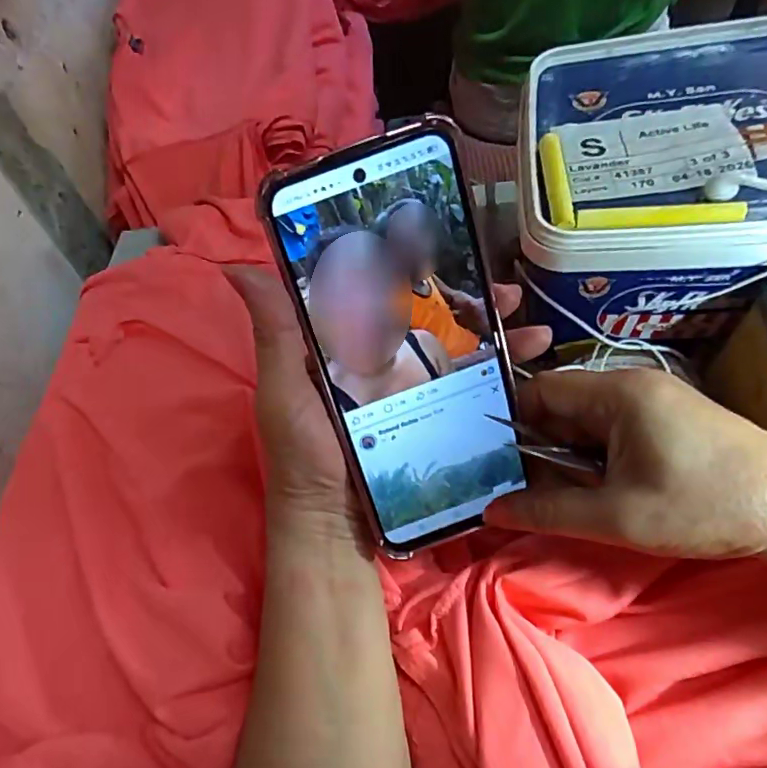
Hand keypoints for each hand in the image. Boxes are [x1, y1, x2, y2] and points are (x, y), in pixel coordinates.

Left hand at [225, 267, 553, 532]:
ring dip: (490, 324)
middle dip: (464, 292)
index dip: (408, 264)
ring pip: (452, 342)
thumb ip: (275, 333)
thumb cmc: (303, 458)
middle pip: (425, 312)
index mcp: (340, 344)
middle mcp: (377, 359)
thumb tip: (238, 268)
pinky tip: (527, 352)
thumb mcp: (284, 392)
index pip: (376, 290)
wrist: (335, 525)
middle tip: (498, 285)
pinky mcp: (430, 415)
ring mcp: (408, 387)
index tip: (441, 242)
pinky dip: (496, 367)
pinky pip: (465, 384)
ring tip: (523, 316)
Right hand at [483, 368, 766, 563]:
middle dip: (533, 448)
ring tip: (545, 497)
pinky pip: (611, 436)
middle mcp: (631, 386)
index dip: (507, 426)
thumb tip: (491, 511)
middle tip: (510, 489)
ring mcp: (653, 404)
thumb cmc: (706, 506)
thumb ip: (547, 511)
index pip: (537, 392)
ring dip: (564, 460)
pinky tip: (589, 493)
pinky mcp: (668, 424)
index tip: (487, 464)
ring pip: (584, 426)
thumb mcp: (618, 517)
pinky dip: (592, 463)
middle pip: (559, 408)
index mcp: (615, 393)